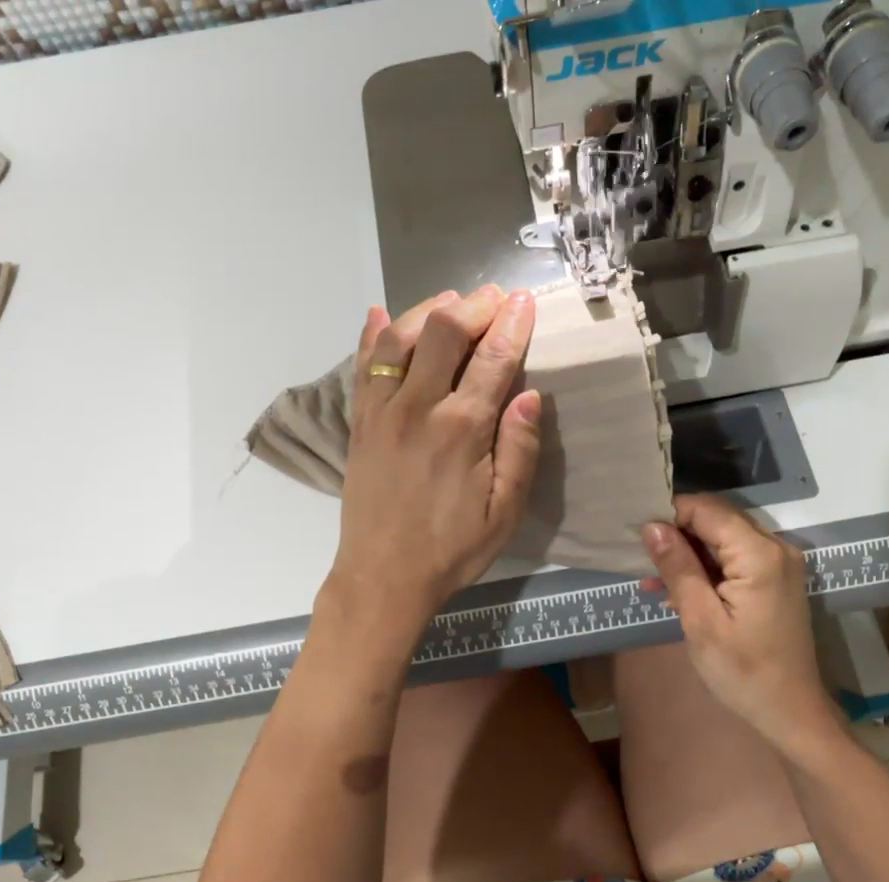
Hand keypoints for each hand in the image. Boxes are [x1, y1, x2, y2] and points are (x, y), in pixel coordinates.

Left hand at [328, 286, 542, 624]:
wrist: (383, 577)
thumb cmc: (452, 550)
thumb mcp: (505, 514)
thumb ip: (520, 452)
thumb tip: (529, 394)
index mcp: (462, 429)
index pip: (493, 357)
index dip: (512, 323)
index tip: (524, 301)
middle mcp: (418, 407)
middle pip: (444, 331)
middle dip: (474, 304)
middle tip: (494, 297)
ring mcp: (381, 411)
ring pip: (400, 337)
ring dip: (428, 309)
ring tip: (451, 300)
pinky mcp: (359, 422)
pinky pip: (363, 364)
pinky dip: (372, 334)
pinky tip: (382, 314)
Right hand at [642, 494, 837, 743]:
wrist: (789, 710)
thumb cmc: (743, 671)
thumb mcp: (700, 621)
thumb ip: (678, 568)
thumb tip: (652, 526)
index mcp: (759, 555)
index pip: (707, 510)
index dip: (670, 516)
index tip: (638, 537)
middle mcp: (775, 547)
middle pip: (717, 519)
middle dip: (677, 534)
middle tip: (641, 559)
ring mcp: (779, 563)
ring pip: (724, 537)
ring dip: (689, 552)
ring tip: (654, 580)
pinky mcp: (776, 578)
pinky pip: (735, 557)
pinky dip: (707, 567)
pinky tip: (679, 589)